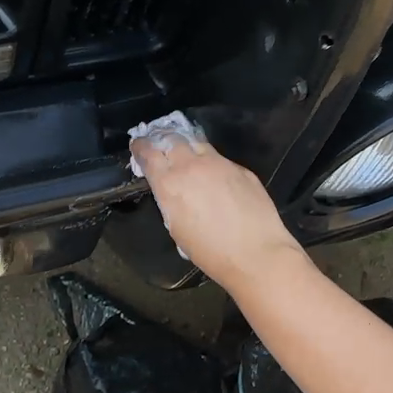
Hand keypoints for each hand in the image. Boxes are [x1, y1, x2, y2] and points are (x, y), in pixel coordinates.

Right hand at [129, 131, 310, 289]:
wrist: (255, 253)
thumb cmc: (209, 251)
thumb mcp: (175, 227)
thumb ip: (169, 200)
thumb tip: (170, 189)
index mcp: (170, 183)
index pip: (149, 153)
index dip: (140, 147)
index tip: (138, 146)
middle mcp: (192, 166)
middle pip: (172, 139)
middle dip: (162, 140)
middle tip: (159, 144)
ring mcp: (220, 164)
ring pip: (197, 144)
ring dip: (186, 146)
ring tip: (184, 154)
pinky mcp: (241, 169)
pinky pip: (219, 159)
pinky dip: (209, 162)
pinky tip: (213, 176)